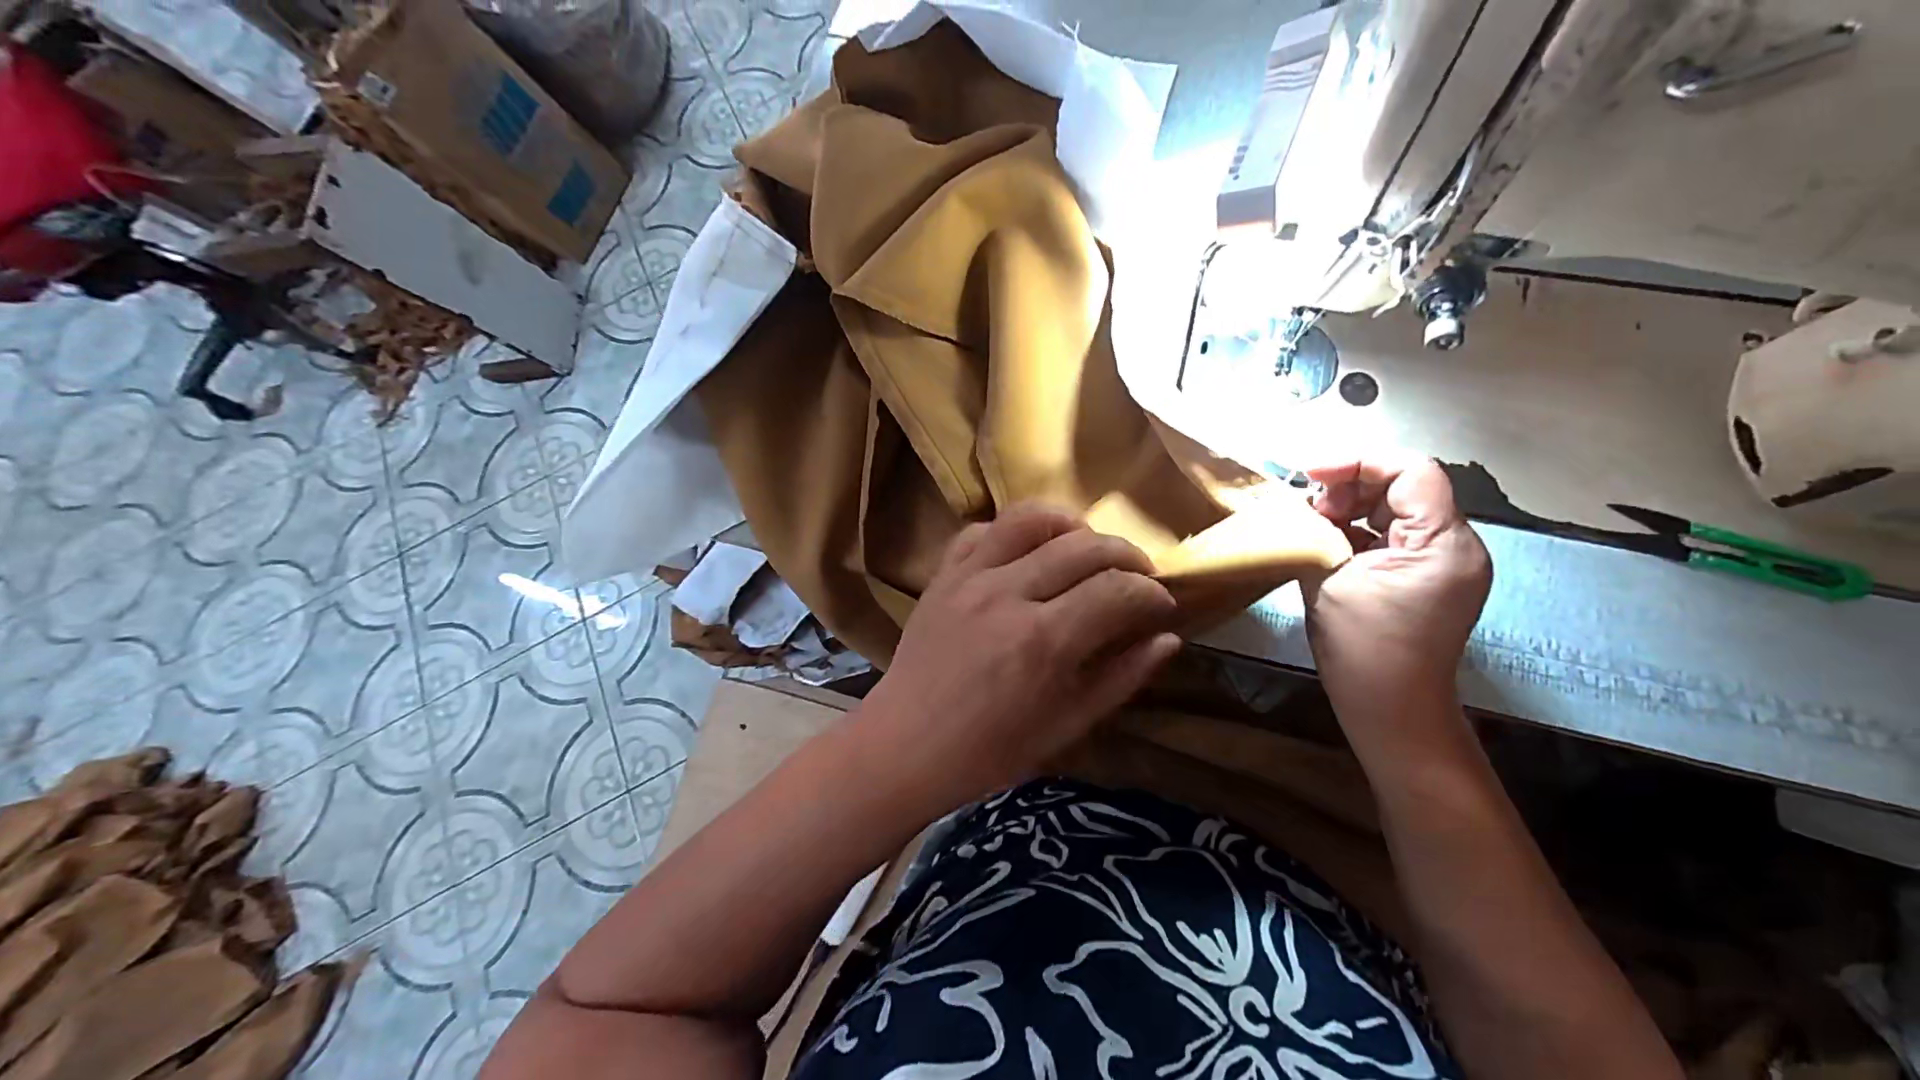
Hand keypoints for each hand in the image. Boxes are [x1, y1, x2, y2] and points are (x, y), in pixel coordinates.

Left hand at [856, 504, 1183, 802]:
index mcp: (1042, 641)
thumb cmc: (991, 751)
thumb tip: (1168, 638)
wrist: (906, 746)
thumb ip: (1121, 677)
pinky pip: (982, 530)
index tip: (1162, 606)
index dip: (1151, 594)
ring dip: (1072, 527)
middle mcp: (1007, 595)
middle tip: (1138, 578)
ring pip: (1031, 519)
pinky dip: (1014, 533)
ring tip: (1088, 550)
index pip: (1116, 591)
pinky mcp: (942, 575)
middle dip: (1127, 556)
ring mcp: (968, 578)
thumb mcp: (1067, 725)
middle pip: (1084, 547)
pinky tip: (1030, 554)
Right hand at [1301, 455, 1491, 720]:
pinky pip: (1395, 536)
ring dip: (1351, 508)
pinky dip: (1359, 532)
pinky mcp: (1430, 578)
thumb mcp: (1327, 579)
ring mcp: (1447, 563)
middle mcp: (1457, 545)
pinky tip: (1327, 544)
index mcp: (1443, 543)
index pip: (1410, 470)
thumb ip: (1316, 531)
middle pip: (1404, 486)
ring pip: (1397, 509)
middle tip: (1307, 509)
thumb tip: (1301, 505)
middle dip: (1349, 486)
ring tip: (1312, 527)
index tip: (1308, 474)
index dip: (1357, 461)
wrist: (1391, 710)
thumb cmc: (1360, 648)